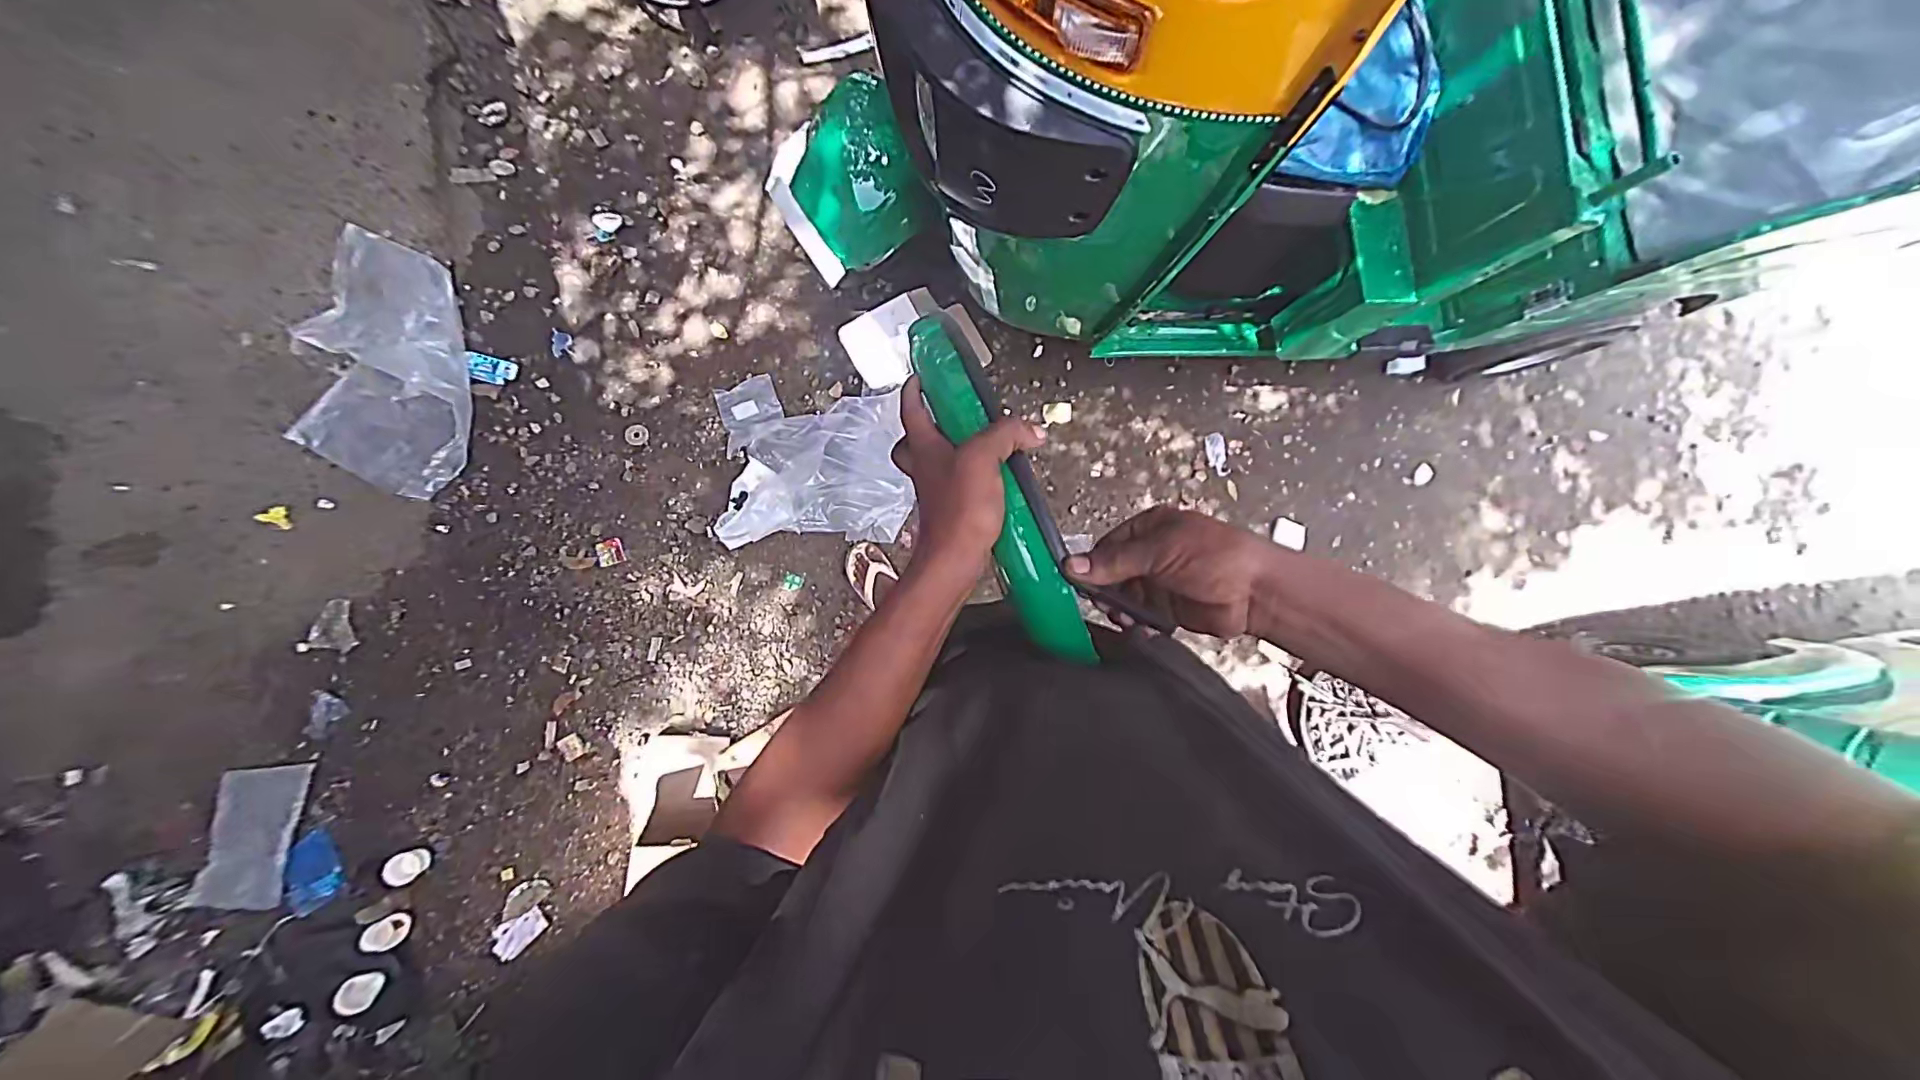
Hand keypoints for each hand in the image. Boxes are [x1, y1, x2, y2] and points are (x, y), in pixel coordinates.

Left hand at [893, 376, 1044, 575]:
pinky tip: (996, 477)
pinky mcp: (952, 509)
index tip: (922, 376)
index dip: (914, 389)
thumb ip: (1007, 435)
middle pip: (917, 439)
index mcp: (924, 447)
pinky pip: (958, 485)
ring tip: (986, 444)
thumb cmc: (959, 509)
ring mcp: (936, 490)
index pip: (911, 409)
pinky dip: (974, 477)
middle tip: (954, 415)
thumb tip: (1031, 430)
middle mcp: (925, 467)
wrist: (955, 558)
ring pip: (937, 462)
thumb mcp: (984, 457)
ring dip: (955, 451)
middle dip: (931, 424)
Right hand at [1065, 507, 1283, 637]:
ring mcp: (1160, 582)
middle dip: (1105, 591)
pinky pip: (1140, 617)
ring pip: (1123, 598)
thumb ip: (1113, 561)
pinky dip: (1135, 624)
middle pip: (1111, 575)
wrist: (1257, 592)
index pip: (1106, 547)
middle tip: (1104, 603)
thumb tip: (1072, 564)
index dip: (1091, 565)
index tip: (1078, 582)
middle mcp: (1152, 554)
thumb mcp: (1159, 552)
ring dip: (1120, 609)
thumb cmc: (1219, 557)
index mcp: (1150, 529)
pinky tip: (1137, 627)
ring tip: (1124, 616)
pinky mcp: (1168, 609)